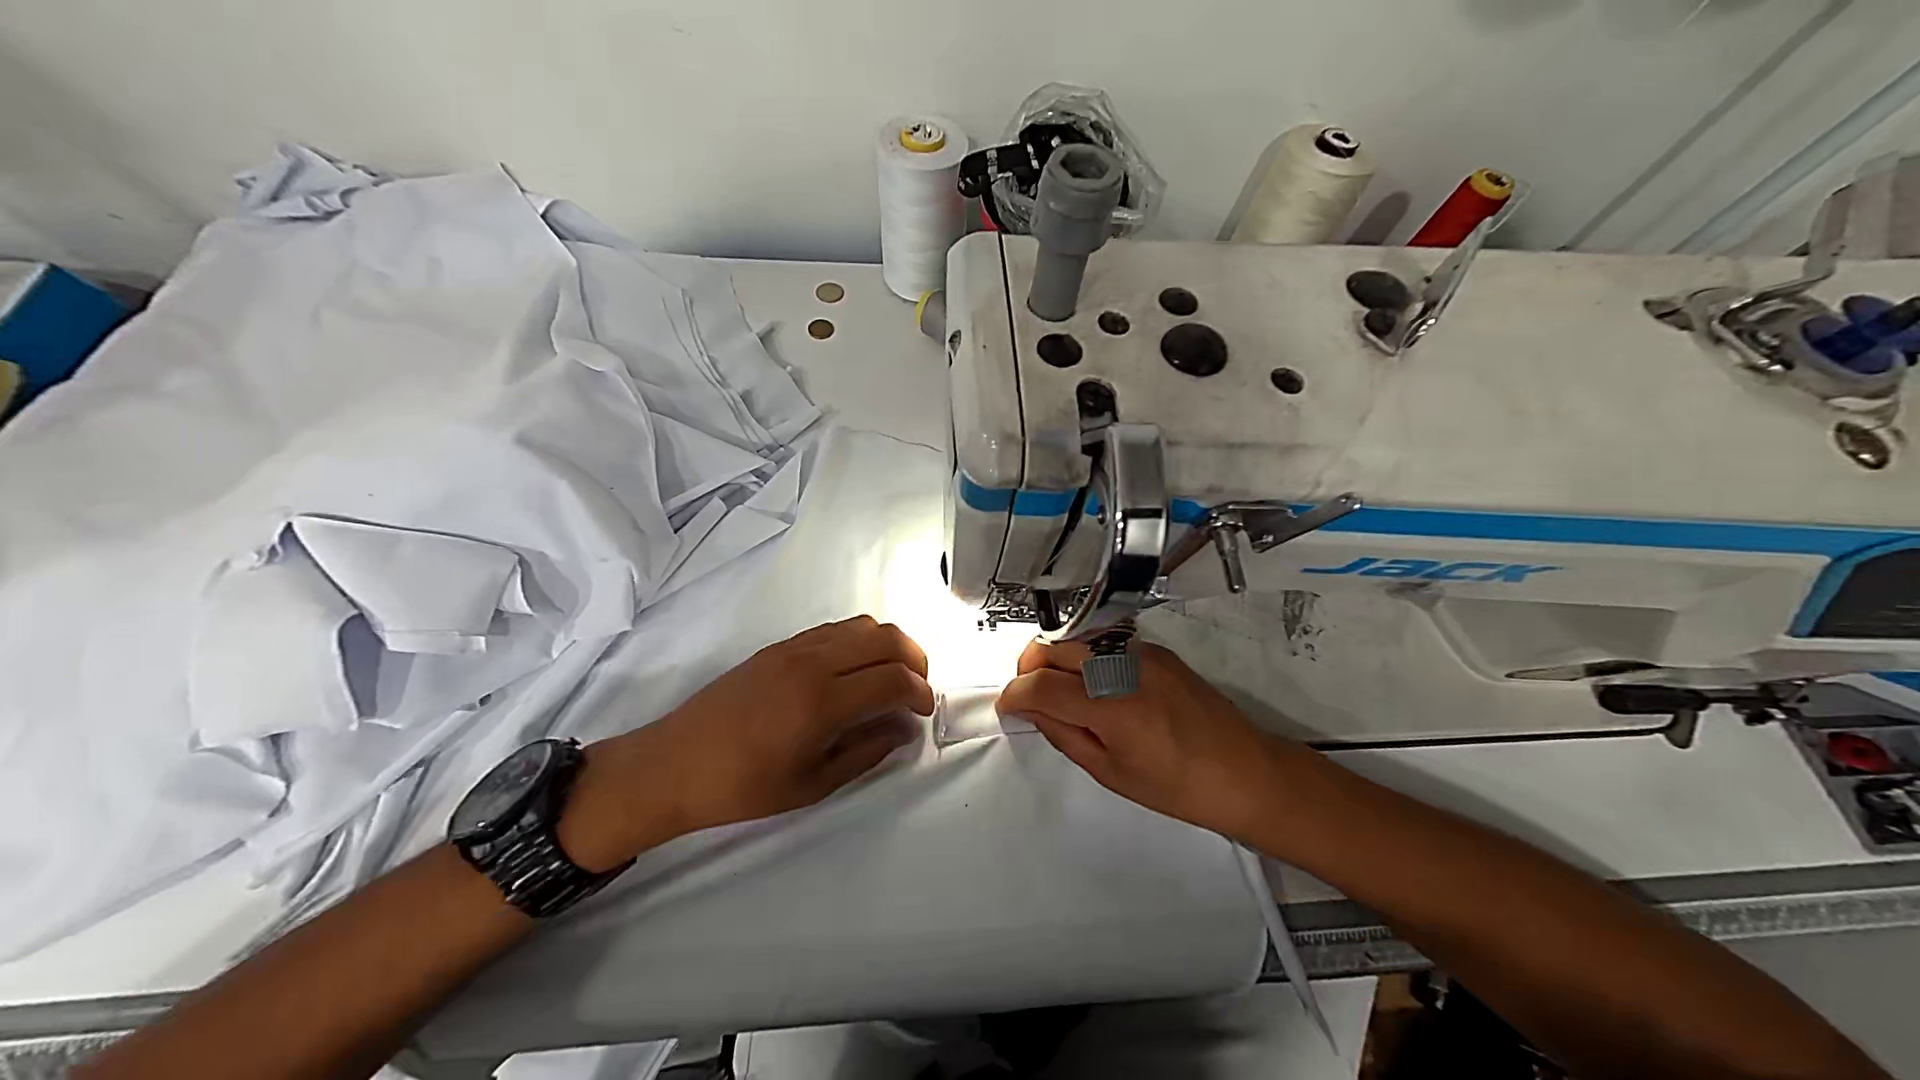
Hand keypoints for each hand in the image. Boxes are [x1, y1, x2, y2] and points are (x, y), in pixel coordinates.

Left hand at [559, 616, 933, 869]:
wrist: (673, 766)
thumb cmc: (743, 787)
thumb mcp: (812, 784)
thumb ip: (866, 752)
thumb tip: (902, 729)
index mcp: (822, 701)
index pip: (893, 679)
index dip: (920, 693)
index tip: (924, 712)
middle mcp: (813, 662)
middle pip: (886, 637)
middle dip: (915, 659)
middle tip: (917, 690)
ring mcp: (794, 648)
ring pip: (862, 625)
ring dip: (888, 645)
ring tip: (890, 677)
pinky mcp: (778, 646)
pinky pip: (834, 629)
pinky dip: (859, 641)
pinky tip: (854, 671)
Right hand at [996, 639, 1299, 840]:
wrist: (1246, 771)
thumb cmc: (1180, 786)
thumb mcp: (1110, 771)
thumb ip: (1063, 733)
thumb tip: (1032, 710)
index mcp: (1110, 705)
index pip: (1039, 684)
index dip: (1013, 696)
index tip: (1008, 708)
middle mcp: (1122, 667)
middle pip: (1050, 647)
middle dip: (1028, 670)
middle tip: (1030, 700)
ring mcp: (1141, 653)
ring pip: (1075, 639)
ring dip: (1055, 661)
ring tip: (1062, 695)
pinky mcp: (1156, 650)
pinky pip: (1103, 644)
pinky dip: (1085, 660)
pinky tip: (1096, 690)